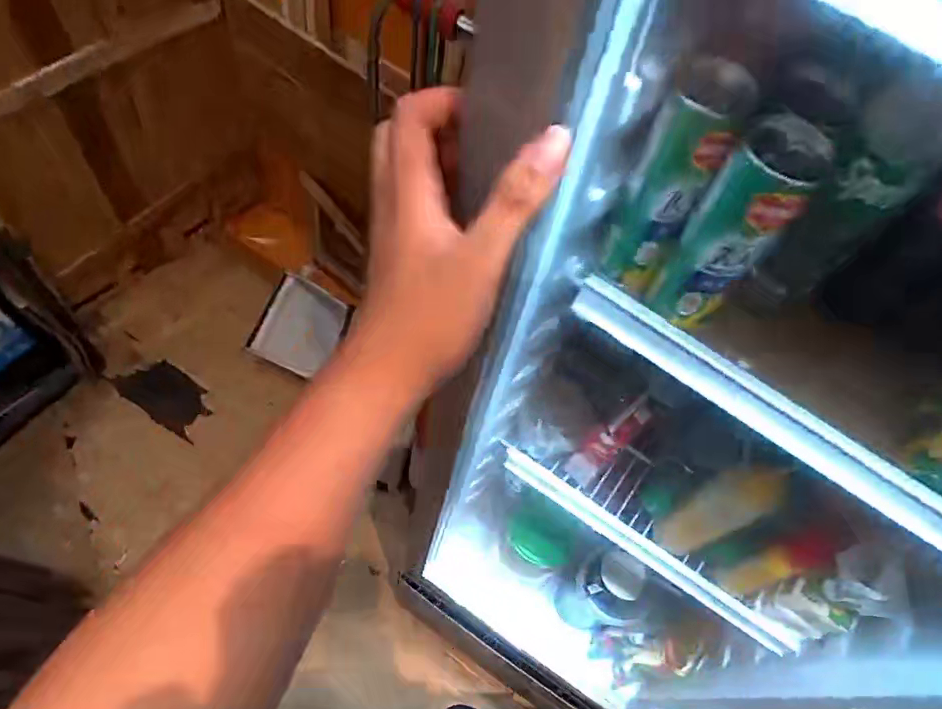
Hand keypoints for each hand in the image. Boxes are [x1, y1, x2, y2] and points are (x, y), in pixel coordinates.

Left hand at [351, 87, 571, 390]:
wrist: (385, 375)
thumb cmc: (432, 318)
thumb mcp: (482, 258)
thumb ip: (516, 200)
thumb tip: (556, 137)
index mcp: (407, 191)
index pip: (411, 114)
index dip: (446, 100)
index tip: (490, 115)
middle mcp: (392, 205)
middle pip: (400, 140)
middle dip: (442, 129)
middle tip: (486, 146)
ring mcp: (391, 236)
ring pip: (406, 178)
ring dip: (442, 167)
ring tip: (489, 182)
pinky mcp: (398, 263)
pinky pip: (414, 213)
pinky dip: (441, 203)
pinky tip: (474, 229)